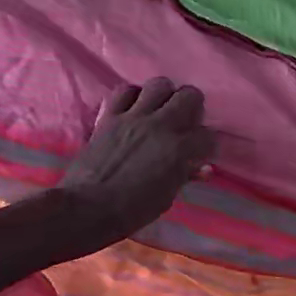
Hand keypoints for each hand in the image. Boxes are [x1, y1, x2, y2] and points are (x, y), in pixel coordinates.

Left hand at [56, 79, 216, 248]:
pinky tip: (133, 107)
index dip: (207, 144)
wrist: (88, 206)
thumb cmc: (131, 210)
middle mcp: (160, 126)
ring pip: (159, 85)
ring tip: (161, 108)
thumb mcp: (165, 198)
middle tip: (187, 121)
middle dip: (194, 107)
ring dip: (165, 95)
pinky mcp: (110, 115)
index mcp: (178, 150)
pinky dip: (132, 96)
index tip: (201, 152)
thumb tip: (202, 168)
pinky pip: (124, 91)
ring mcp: (133, 117)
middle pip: (189, 96)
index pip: (207, 136)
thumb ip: (184, 176)